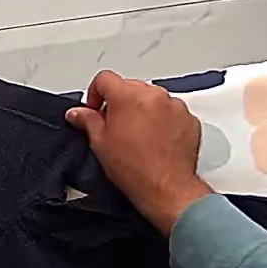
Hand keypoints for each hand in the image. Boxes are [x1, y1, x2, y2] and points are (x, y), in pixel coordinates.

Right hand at [66, 70, 212, 233]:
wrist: (166, 188)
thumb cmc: (135, 169)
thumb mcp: (100, 143)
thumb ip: (87, 120)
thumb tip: (77, 113)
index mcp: (127, 96)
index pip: (104, 79)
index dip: (95, 93)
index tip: (95, 108)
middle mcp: (153, 95)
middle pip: (129, 86)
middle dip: (119, 102)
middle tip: (114, 124)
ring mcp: (174, 106)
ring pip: (151, 98)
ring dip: (142, 110)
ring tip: (137, 135)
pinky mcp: (188, 119)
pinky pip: (171, 111)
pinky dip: (162, 119)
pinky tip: (154, 139)